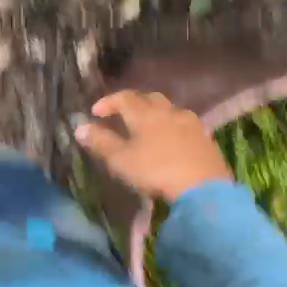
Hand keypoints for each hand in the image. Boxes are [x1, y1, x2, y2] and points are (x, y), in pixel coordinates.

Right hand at [76, 91, 232, 203]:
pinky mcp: (206, 139)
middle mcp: (169, 112)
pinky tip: (169, 141)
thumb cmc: (155, 171)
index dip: (108, 102)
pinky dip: (172, 126)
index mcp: (145, 114)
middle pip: (150, 98)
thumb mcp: (120, 159)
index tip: (95, 113)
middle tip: (122, 115)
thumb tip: (80, 127)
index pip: (124, 97)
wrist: (203, 189)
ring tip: (147, 128)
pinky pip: (185, 124)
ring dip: (155, 114)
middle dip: (134, 103)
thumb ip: (100, 141)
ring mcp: (191, 124)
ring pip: (170, 110)